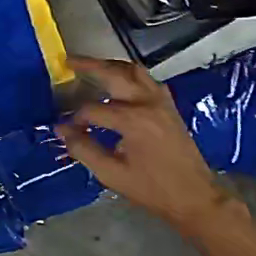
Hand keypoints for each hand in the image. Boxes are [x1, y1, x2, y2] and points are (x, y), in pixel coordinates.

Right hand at [54, 56, 236, 235]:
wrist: (193, 195)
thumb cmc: (152, 189)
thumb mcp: (112, 174)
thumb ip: (84, 149)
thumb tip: (62, 130)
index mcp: (131, 120)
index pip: (93, 109)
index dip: (76, 118)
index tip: (66, 128)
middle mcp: (147, 102)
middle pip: (114, 73)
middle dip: (89, 66)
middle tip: (69, 61)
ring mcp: (161, 100)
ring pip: (133, 70)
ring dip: (111, 65)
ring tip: (93, 66)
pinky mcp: (169, 104)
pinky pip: (147, 79)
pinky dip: (131, 75)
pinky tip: (121, 82)